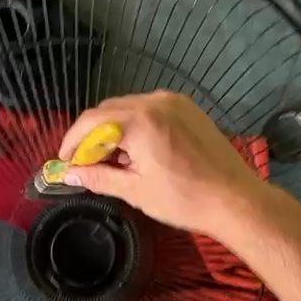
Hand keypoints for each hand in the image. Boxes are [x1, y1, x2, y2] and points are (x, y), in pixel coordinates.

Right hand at [58, 91, 267, 237]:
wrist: (234, 199)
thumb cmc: (184, 199)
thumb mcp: (135, 191)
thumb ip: (98, 177)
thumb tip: (69, 174)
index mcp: (139, 121)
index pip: (91, 122)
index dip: (72, 142)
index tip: (65, 162)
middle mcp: (155, 101)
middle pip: (108, 111)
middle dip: (91, 135)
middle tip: (84, 163)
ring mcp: (174, 102)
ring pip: (129, 109)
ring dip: (113, 130)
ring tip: (112, 161)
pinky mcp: (188, 109)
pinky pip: (151, 110)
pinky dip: (136, 126)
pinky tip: (137, 151)